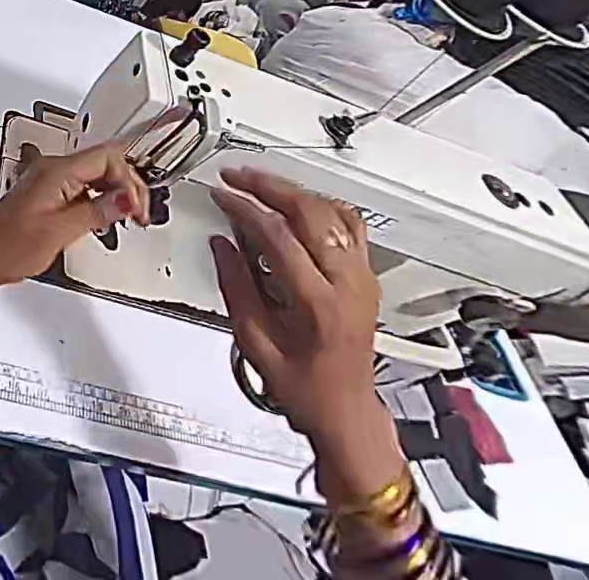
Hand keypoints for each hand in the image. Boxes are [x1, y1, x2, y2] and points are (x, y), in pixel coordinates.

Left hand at [0, 140, 149, 290]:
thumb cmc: (8, 245)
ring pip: (97, 174)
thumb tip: (126, 199)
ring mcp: (51, 180)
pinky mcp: (51, 192)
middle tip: (139, 213)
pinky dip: (102, 199)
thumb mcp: (61, 231)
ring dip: (117, 192)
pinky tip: (109, 216)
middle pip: (105, 162)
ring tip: (130, 216)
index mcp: (56, 171)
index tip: (135, 206)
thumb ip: (97, 212)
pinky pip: (85, 186)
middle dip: (128, 185)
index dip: (128, 180)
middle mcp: (54, 169)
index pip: (107, 158)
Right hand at [208, 168, 405, 499]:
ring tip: (261, 182)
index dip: (245, 208)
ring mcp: (361, 276)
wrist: (346, 411)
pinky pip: (349, 223)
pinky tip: (299, 199)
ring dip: (292, 189)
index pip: (278, 235)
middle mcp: (347, 284)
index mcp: (318, 305)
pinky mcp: (366, 274)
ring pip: (331, 210)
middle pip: (309, 212)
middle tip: (236, 177)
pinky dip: (320, 203)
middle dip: (267, 186)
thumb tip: (222, 244)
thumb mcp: (255, 344)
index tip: (222, 196)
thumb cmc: (306, 389)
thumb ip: (236, 288)